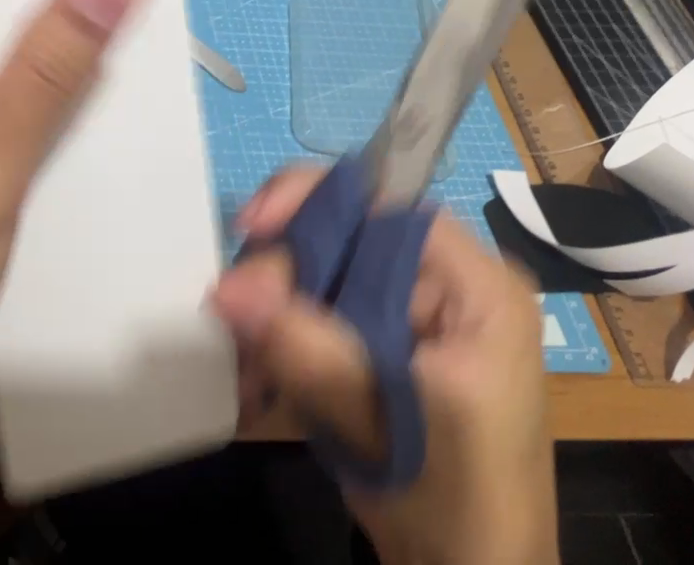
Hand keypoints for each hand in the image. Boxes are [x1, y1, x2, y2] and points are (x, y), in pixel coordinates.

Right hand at [212, 167, 556, 564]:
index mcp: (469, 284)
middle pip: (333, 235)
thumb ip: (308, 346)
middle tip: (234, 318)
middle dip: (275, 273)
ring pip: (306, 274)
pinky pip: (299, 314)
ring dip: (263, 314)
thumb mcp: (384, 416)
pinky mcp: (362, 343)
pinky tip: (256, 381)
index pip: (383, 201)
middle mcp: (432, 284)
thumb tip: (224, 287)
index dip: (312, 200)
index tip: (250, 228)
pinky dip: (268, 341)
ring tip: (243, 365)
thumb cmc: (459, 494)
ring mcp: (395, 314)